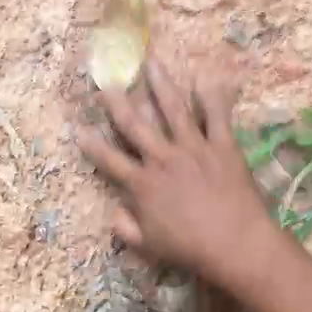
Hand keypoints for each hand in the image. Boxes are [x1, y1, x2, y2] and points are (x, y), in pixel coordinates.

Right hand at [80, 58, 283, 284]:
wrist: (233, 243)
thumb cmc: (188, 248)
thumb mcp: (147, 245)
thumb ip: (126, 228)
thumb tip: (113, 214)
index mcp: (142, 184)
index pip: (109, 160)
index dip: (91, 145)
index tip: (77, 128)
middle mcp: (163, 159)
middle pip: (136, 125)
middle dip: (118, 102)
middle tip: (107, 82)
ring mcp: (194, 148)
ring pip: (174, 110)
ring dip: (162, 85)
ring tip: (153, 63)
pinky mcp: (223, 146)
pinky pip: (217, 116)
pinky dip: (212, 98)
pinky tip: (205, 80)